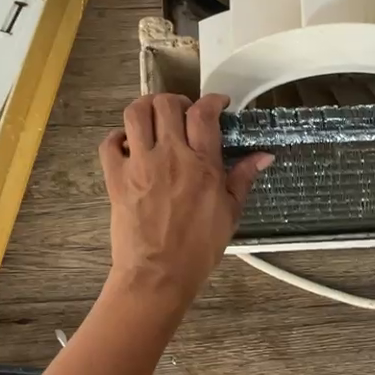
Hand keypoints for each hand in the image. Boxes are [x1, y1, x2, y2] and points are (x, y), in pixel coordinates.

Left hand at [99, 94, 271, 301]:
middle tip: (183, 113)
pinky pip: (109, 142)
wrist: (159, 274)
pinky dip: (118, 137)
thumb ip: (243, 178)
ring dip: (146, 108)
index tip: (218, 103)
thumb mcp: (230, 213)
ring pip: (135, 113)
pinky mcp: (115, 177)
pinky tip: (129, 145)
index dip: (212, 100)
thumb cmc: (198, 249)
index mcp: (202, 165)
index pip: (204, 113)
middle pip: (167, 104)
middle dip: (176, 101)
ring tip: (154, 118)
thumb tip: (264, 156)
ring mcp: (139, 164)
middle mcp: (170, 156)